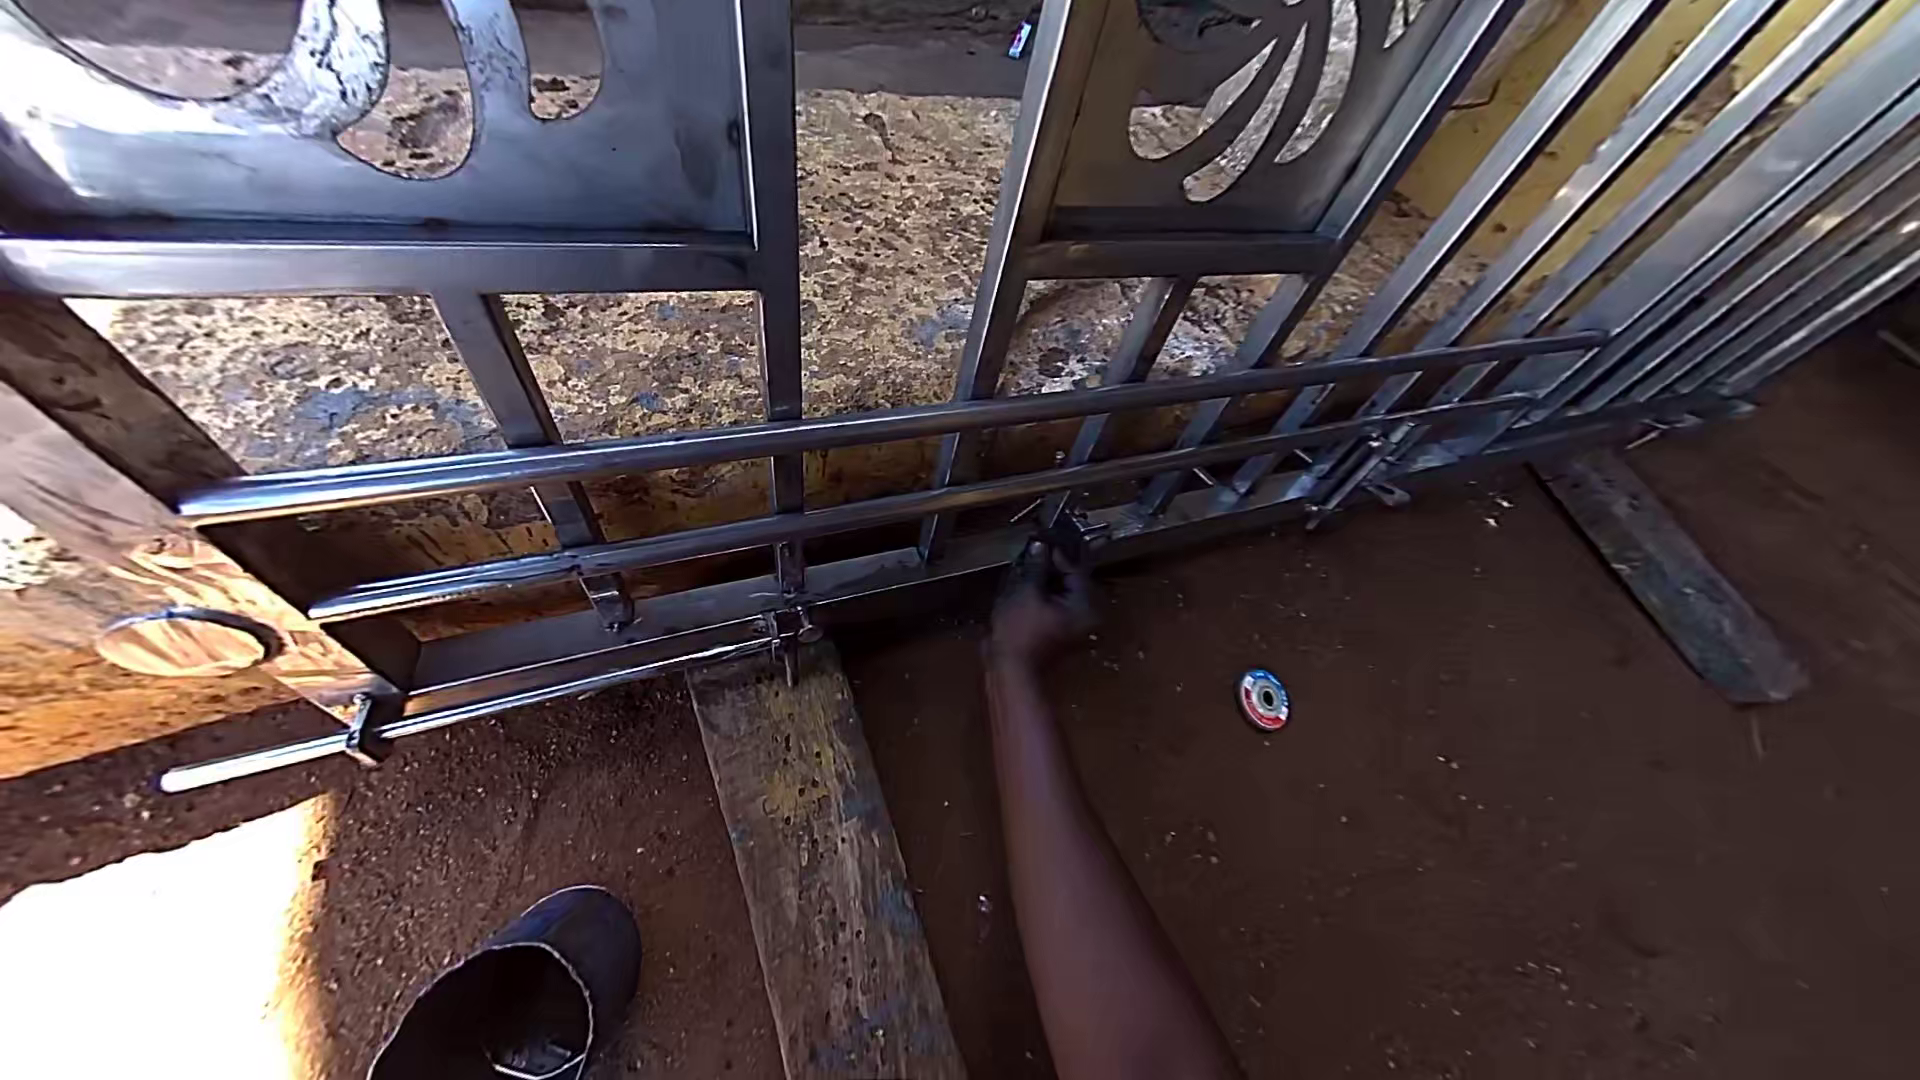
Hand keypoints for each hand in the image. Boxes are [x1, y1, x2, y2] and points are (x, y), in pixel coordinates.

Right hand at [989, 537, 1093, 670]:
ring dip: (1043, 580)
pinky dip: (1040, 596)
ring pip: (1059, 593)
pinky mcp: (1057, 632)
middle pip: (1069, 581)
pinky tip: (1023, 586)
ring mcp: (1072, 626)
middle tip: (1031, 552)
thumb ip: (1036, 566)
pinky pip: (1052, 606)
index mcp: (1085, 605)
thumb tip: (1040, 545)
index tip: (1040, 541)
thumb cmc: (1020, 630)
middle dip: (1049, 567)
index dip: (1056, 554)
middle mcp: (1085, 615)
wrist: (1010, 670)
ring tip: (1024, 567)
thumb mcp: (1026, 591)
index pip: (1075, 570)